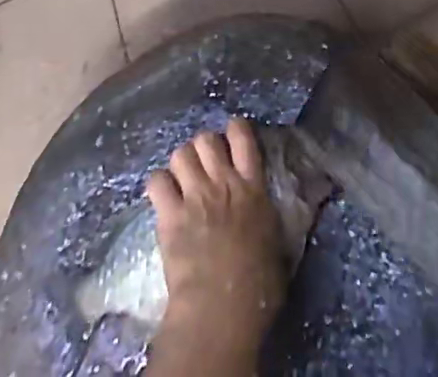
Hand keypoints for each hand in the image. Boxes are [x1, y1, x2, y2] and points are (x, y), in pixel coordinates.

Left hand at [145, 118, 284, 375]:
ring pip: (180, 153)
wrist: (222, 308)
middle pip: (206, 139)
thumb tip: (281, 213)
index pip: (243, 136)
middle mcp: (222, 183)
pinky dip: (159, 185)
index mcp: (253, 188)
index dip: (235, 129)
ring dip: (181, 163)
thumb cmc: (260, 286)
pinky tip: (164, 199)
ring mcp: (194, 196)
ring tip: (183, 180)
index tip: (231, 137)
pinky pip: (156, 181)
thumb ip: (273, 219)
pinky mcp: (170, 215)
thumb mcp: (279, 244)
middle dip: (203, 147)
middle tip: (205, 166)